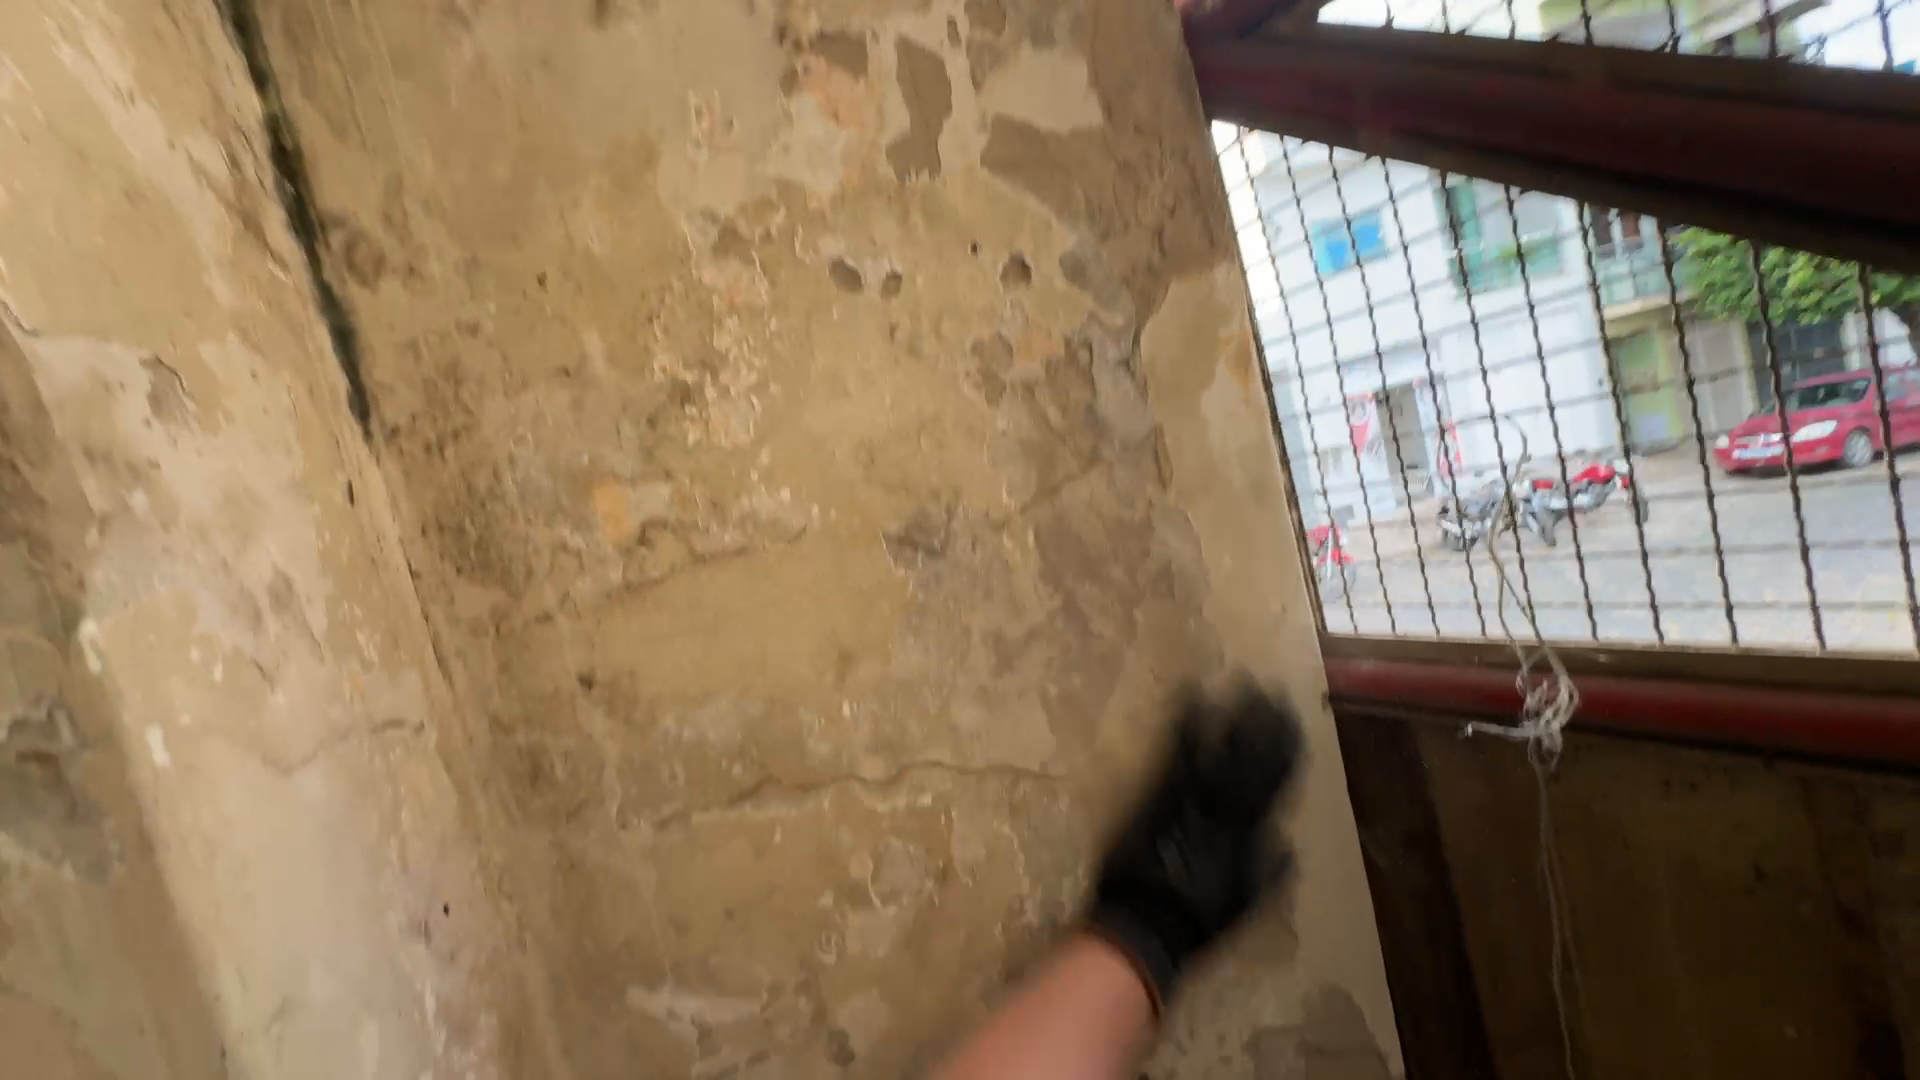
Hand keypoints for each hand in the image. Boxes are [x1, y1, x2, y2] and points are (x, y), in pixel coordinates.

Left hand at [1083, 684, 1303, 1014]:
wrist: (1147, 921)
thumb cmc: (1196, 917)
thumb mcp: (1246, 902)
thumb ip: (1270, 872)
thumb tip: (1289, 843)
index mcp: (1250, 832)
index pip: (1275, 781)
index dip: (1285, 747)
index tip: (1293, 717)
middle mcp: (1225, 807)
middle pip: (1251, 756)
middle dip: (1261, 721)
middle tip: (1269, 687)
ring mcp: (1191, 794)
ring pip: (1219, 747)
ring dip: (1232, 713)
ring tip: (1240, 682)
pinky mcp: (1159, 789)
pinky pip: (1177, 750)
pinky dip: (1186, 722)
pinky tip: (1190, 694)